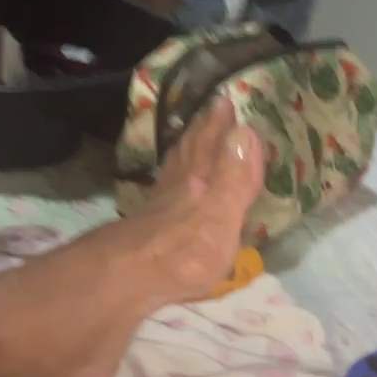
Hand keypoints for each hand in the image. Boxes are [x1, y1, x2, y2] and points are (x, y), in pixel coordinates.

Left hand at [100, 97, 265, 306]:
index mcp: (205, 181)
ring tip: (195, 133)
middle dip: (207, 129)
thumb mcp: (221, 216)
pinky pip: (167, 185)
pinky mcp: (150, 221)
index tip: (231, 101)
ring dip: (189, 147)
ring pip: (179, 164)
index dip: (228, 128)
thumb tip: (245, 130)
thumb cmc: (186, 252)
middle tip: (214, 108)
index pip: (221, 147)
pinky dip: (174, 173)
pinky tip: (173, 178)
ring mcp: (163, 202)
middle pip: (196, 149)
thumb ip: (234, 177)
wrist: (131, 275)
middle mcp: (183, 183)